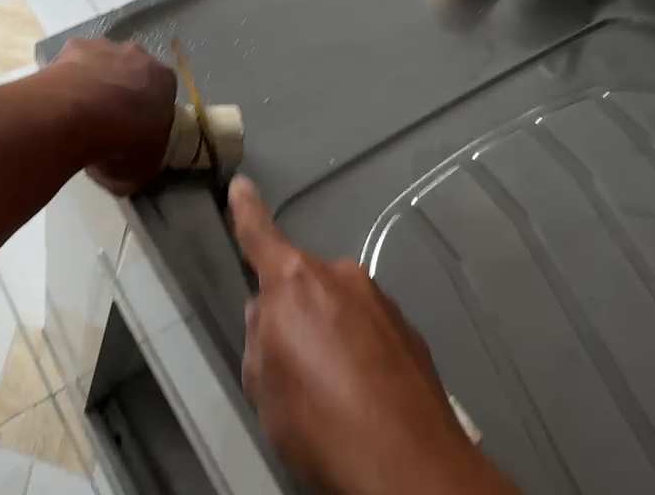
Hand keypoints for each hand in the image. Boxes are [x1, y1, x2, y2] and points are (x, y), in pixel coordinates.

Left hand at [44, 38, 174, 194]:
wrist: (78, 116)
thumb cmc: (122, 143)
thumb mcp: (143, 170)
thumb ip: (142, 163)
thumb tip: (128, 169)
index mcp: (163, 81)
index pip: (161, 94)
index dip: (148, 113)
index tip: (134, 133)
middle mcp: (138, 55)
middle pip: (131, 73)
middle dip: (121, 92)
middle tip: (105, 122)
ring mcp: (104, 47)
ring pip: (101, 64)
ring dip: (94, 82)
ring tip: (77, 114)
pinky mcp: (72, 46)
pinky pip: (73, 64)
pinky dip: (68, 78)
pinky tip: (59, 100)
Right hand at [229, 177, 517, 494]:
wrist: (410, 470)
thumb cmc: (317, 421)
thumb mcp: (261, 382)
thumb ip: (257, 336)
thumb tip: (267, 315)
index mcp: (292, 281)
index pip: (260, 234)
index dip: (246, 210)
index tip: (241, 186)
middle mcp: (340, 278)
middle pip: (304, 280)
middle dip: (294, 306)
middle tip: (291, 358)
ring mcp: (383, 305)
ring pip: (341, 307)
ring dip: (331, 331)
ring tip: (333, 388)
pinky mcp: (413, 336)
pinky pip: (372, 332)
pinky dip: (363, 353)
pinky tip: (365, 396)